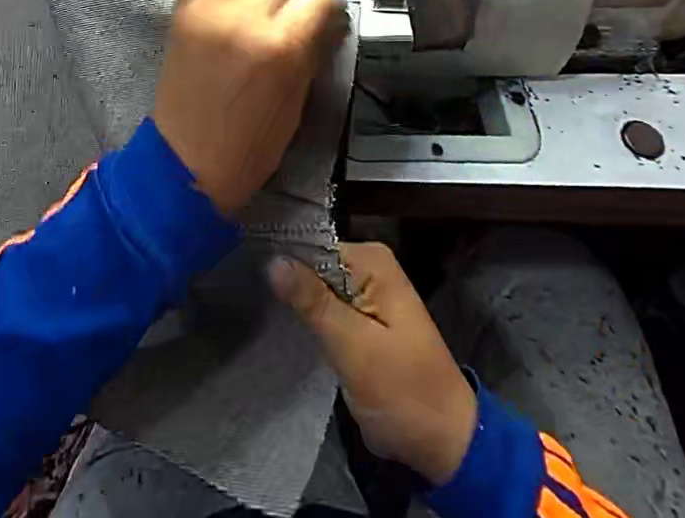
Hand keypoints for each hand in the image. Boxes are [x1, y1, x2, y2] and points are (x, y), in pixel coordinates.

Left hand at [153, 0, 346, 212]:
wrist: (185, 163)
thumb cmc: (250, 145)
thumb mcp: (297, 101)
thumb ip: (315, 52)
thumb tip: (331, 22)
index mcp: (280, 45)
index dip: (331, 5)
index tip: (329, 16)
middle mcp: (244, 16)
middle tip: (298, 7)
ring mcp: (209, 8)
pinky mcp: (183, 9)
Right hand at [268, 243, 477, 484]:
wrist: (440, 437)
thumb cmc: (403, 390)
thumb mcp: (355, 347)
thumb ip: (315, 303)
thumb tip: (274, 260)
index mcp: (373, 262)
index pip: (314, 246)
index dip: (282, 260)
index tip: (245, 275)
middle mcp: (369, 269)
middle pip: (312, 265)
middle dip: (284, 283)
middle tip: (244, 300)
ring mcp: (363, 295)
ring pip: (314, 289)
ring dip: (292, 304)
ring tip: (253, 313)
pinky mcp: (357, 322)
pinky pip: (323, 310)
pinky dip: (305, 320)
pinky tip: (277, 327)